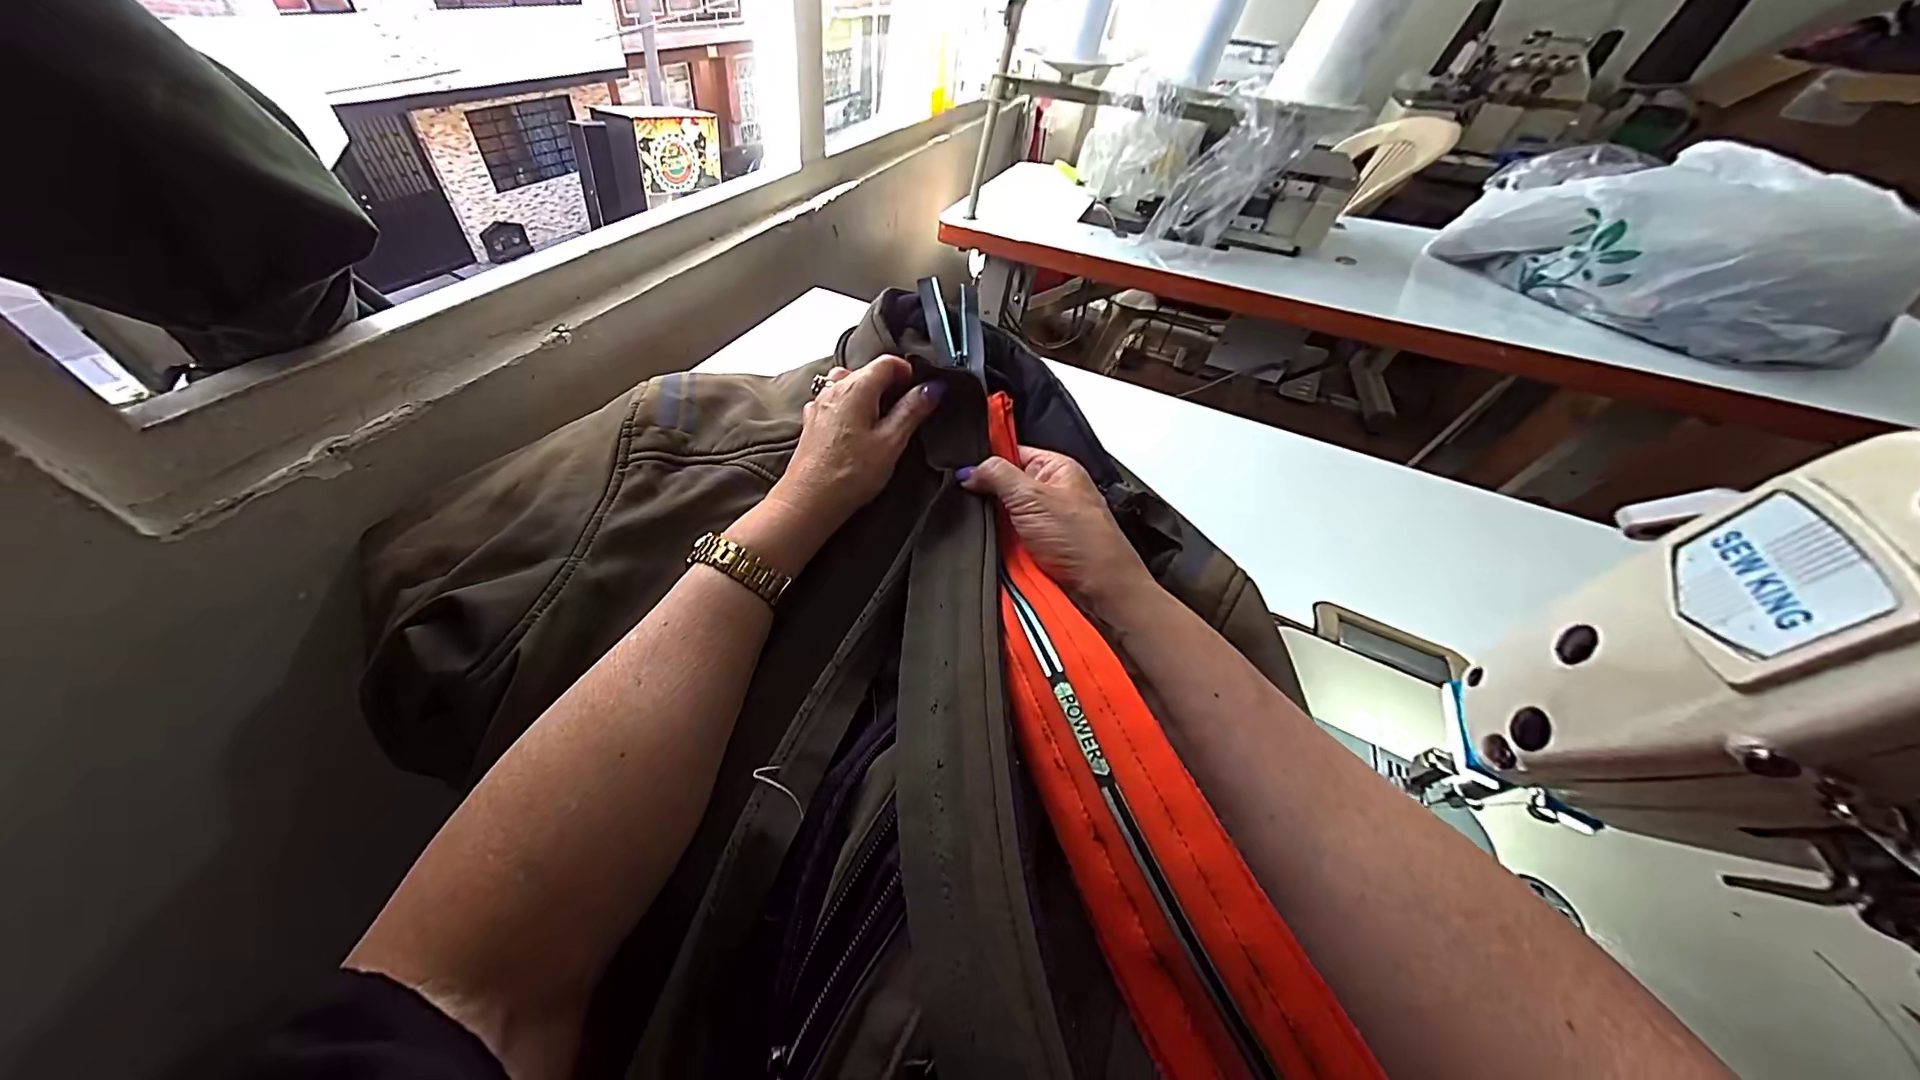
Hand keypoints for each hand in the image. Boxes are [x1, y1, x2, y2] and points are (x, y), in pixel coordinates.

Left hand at [751, 357, 941, 567]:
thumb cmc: (848, 474)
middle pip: (868, 371)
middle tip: (906, 409)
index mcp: (856, 387)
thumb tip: (932, 388)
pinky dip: (850, 407)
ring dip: (868, 394)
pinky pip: (835, 402)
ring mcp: (820, 404)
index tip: (920, 392)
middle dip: (890, 384)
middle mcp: (834, 389)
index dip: (909, 372)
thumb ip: (913, 410)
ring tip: (882, 419)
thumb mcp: (891, 442)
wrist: (809, 500)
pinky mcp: (813, 422)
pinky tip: (857, 430)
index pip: (888, 362)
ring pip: (849, 383)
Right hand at [960, 445, 1153, 616]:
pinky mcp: (1034, 548)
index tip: (967, 471)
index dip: (989, 460)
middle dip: (989, 498)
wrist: (1099, 589)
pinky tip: (998, 548)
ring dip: (993, 525)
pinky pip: (1004, 540)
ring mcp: (1040, 522)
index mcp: (1055, 468)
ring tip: (998, 532)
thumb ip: (998, 476)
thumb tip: (970, 471)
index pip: (1013, 451)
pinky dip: (998, 544)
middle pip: (1002, 486)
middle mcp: (1048, 493)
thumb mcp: (1032, 497)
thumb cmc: (1086, 541)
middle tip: (985, 507)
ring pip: (1000, 517)